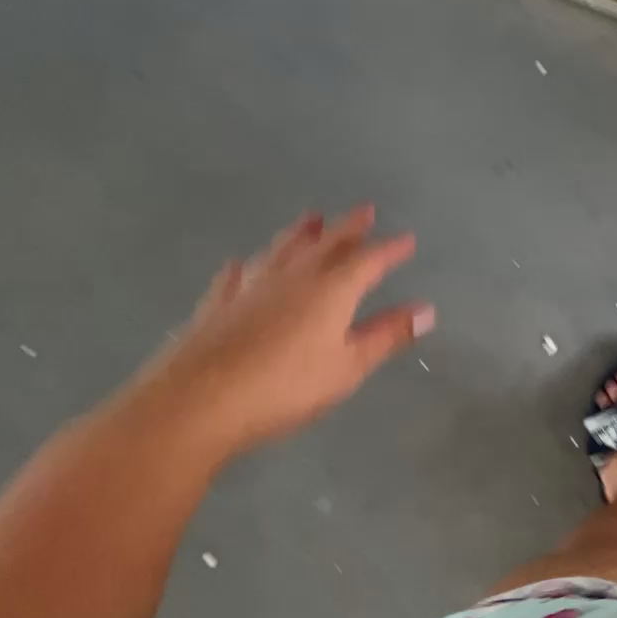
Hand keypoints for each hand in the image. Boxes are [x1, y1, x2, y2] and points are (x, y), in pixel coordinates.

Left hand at [130, 205, 432, 458]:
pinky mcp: (213, 310)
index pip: (369, 261)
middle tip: (364, 209)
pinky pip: (232, 278)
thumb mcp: (348, 366)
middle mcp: (293, 280)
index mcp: (332, 291)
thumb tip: (426, 309)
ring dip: (299, 235)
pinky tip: (240, 263)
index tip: (407, 239)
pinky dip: (243, 267)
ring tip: (310, 219)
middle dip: (348, 228)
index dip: (390, 249)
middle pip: (326, 246)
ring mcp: (249, 292)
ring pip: (280, 253)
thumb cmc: (284, 388)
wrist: (190, 408)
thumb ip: (386, 335)